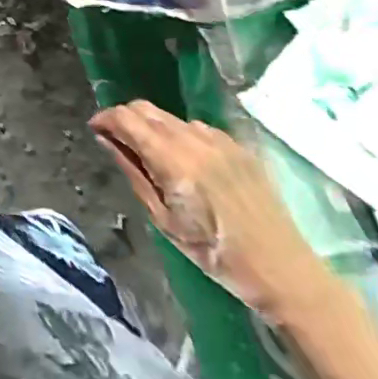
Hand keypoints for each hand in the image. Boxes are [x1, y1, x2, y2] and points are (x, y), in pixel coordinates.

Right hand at [89, 100, 325, 315]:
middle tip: (117, 141)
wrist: (282, 270)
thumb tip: (106, 140)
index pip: (125, 117)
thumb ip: (132, 172)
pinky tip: (184, 160)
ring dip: (151, 126)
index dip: (104, 118)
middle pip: (144, 108)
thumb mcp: (162, 218)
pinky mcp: (238, 146)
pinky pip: (196, 127)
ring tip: (151, 153)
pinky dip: (178, 134)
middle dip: (124, 118)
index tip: (95, 131)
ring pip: (169, 116)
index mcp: (172, 160)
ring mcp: (219, 140)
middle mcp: (194, 140)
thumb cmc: (213, 252)